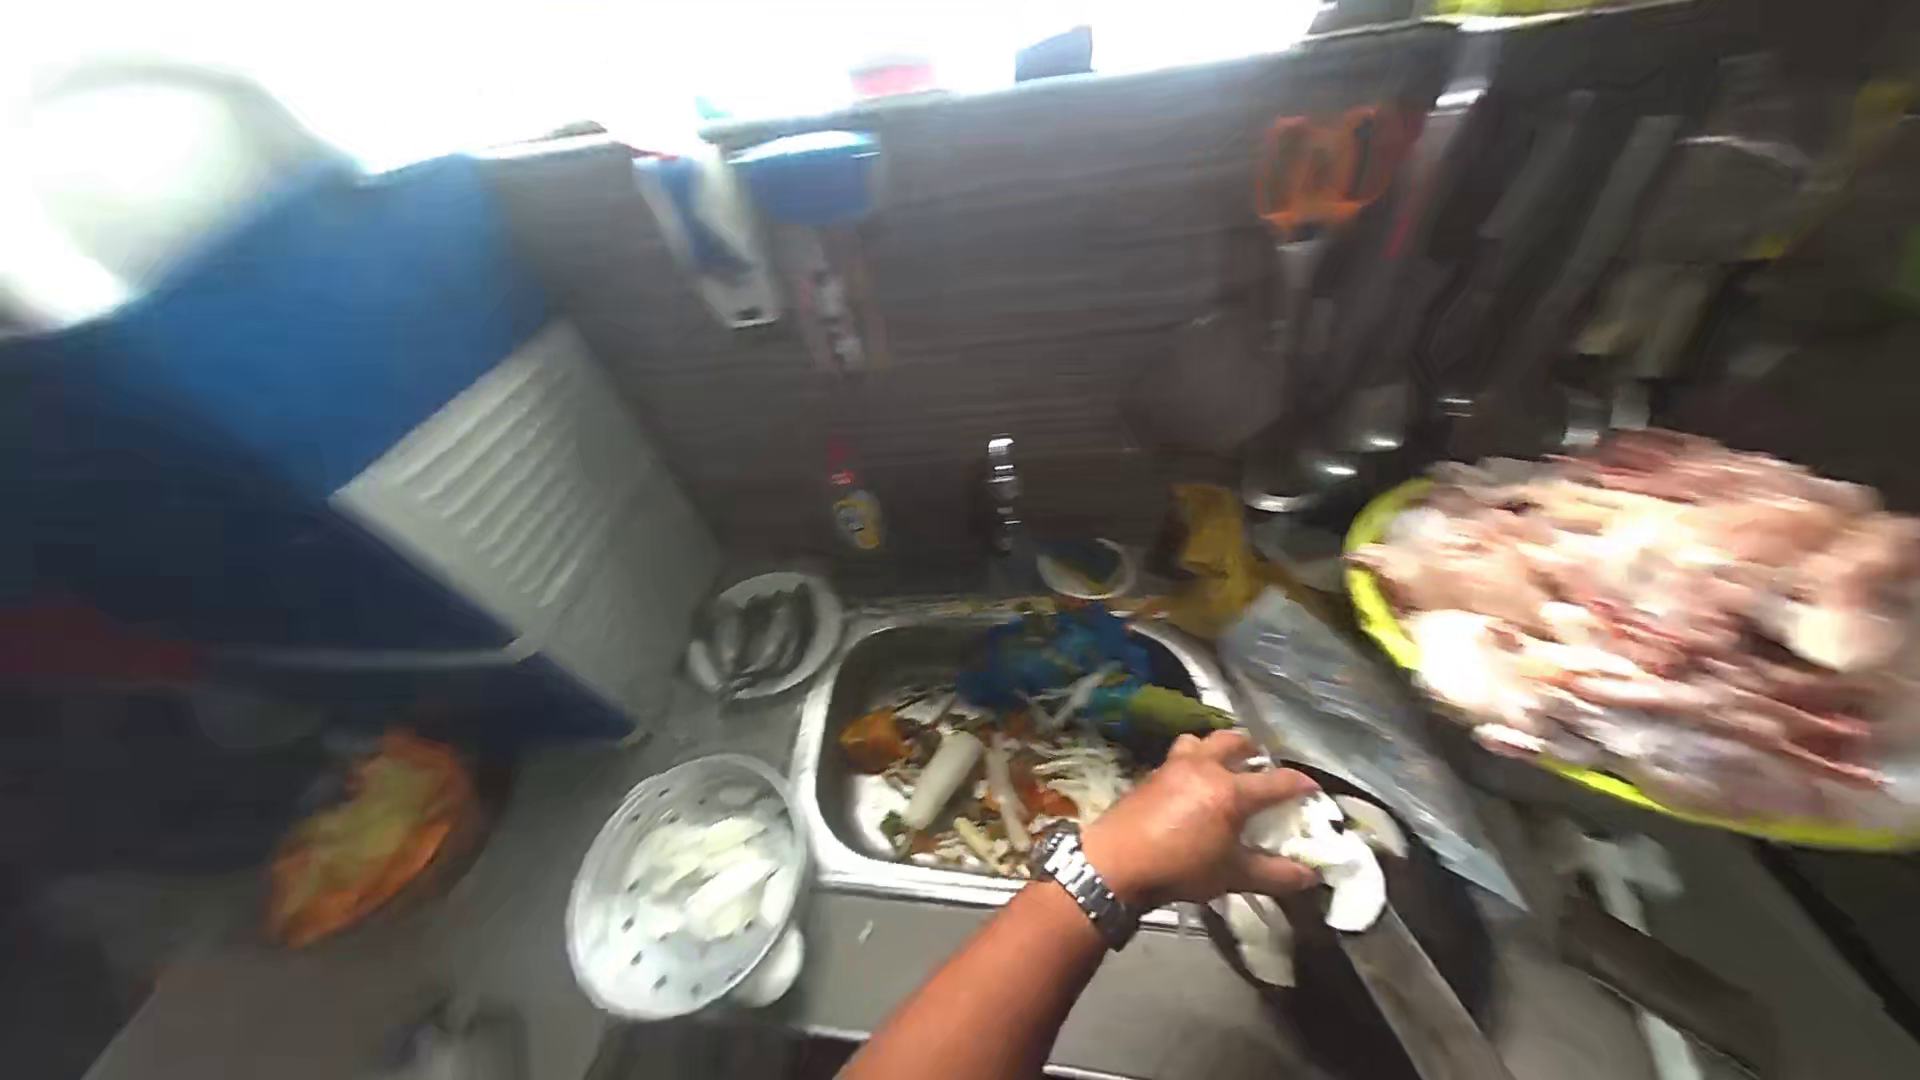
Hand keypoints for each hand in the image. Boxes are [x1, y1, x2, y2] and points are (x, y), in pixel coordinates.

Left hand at [1080, 730, 1318, 907]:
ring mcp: (1174, 765)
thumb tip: (1310, 875)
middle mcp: (1203, 767)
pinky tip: (1193, 780)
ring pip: (1200, 740)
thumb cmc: (1182, 867)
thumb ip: (1275, 874)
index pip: (1275, 782)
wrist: (1119, 859)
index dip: (1299, 783)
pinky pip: (1179, 753)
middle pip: (1233, 742)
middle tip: (1262, 764)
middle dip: (1253, 749)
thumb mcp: (1234, 876)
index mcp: (1230, 791)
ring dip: (1216, 746)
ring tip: (1225, 764)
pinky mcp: (1153, 771)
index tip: (1313, 787)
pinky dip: (1193, 757)